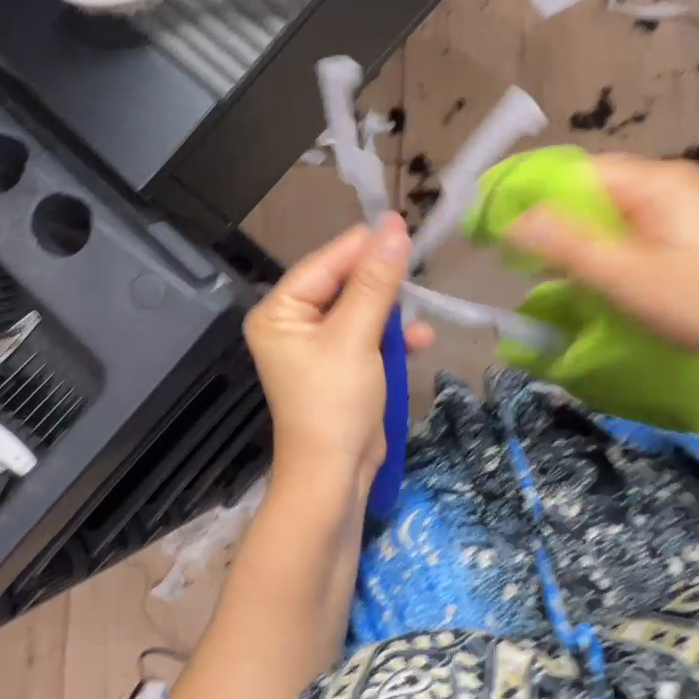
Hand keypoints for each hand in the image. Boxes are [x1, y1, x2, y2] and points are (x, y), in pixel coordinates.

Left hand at [244, 214, 433, 486]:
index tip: (402, 223)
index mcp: (278, 312)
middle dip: (380, 279)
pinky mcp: (341, 365)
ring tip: (419, 305)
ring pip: (360, 309)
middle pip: (342, 283)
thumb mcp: (355, 338)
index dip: (363, 245)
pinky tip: (419, 340)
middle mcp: (292, 323)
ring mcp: (316, 346)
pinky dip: (391, 338)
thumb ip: (375, 282)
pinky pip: (367, 337)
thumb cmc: (335, 403)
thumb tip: (394, 227)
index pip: (324, 264)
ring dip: (390, 310)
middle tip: (417, 261)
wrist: (335, 474)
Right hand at [504, 154, 698, 365]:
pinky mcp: (691, 229)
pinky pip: (631, 225)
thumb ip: (566, 246)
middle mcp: (667, 180)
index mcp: (653, 181)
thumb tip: (511, 221)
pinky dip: (602, 243)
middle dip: (549, 216)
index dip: (527, 193)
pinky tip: (592, 271)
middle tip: (514, 253)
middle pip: (589, 187)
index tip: (492, 224)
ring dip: (575, 233)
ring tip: (545, 266)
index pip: (572, 171)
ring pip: (609, 209)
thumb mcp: (627, 278)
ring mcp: (682, 203)